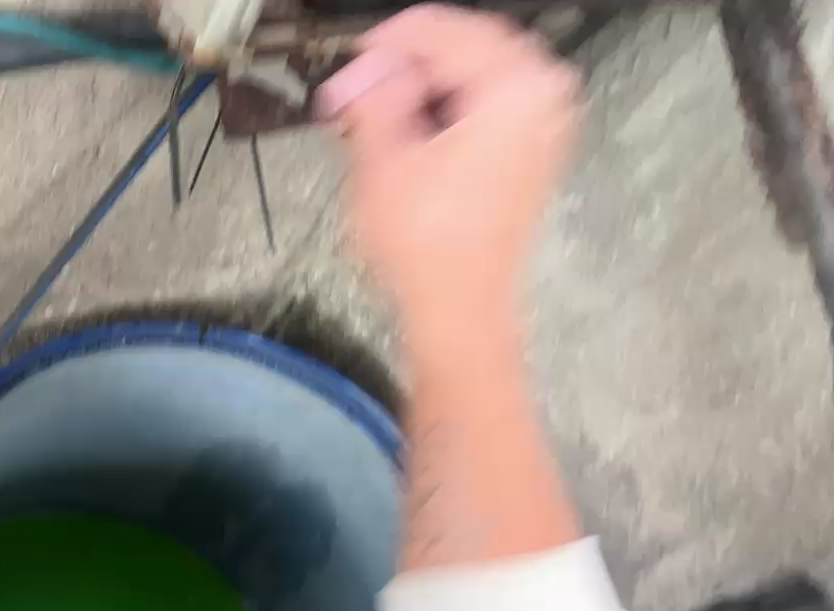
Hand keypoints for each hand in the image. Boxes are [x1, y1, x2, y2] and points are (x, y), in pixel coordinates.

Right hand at [318, 5, 581, 320]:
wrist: (457, 305)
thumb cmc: (424, 242)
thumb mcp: (384, 163)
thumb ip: (374, 101)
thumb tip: (360, 70)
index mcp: (514, 85)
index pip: (445, 31)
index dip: (386, 43)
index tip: (344, 61)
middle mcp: (541, 94)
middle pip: (463, 52)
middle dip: (402, 69)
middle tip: (350, 97)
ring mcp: (540, 125)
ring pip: (470, 83)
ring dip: (417, 95)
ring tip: (368, 124)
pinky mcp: (525, 155)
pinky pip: (481, 112)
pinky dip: (439, 117)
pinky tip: (401, 143)